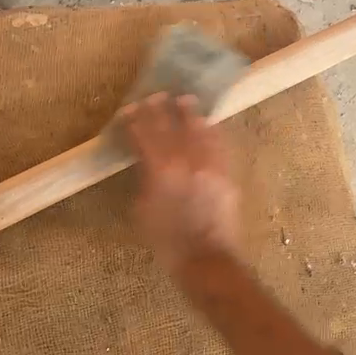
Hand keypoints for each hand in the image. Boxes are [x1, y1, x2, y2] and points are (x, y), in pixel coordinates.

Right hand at [120, 93, 241, 273]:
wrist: (206, 260)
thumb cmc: (167, 243)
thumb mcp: (143, 212)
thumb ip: (144, 182)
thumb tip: (146, 165)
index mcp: (159, 171)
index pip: (144, 136)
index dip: (135, 120)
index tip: (130, 109)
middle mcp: (184, 161)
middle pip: (170, 127)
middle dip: (160, 109)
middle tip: (155, 95)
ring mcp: (208, 165)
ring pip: (198, 130)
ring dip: (189, 113)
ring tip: (184, 99)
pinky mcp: (225, 174)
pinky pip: (219, 144)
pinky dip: (211, 131)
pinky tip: (208, 124)